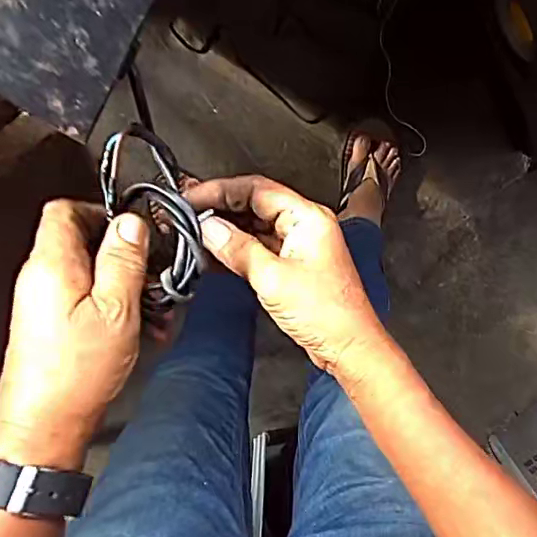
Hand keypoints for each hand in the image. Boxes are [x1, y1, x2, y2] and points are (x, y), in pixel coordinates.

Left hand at [0, 200, 149, 469]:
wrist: (47, 418)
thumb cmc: (75, 371)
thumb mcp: (116, 309)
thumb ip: (123, 261)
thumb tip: (130, 224)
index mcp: (52, 265)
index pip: (66, 210)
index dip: (104, 212)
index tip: (138, 232)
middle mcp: (41, 277)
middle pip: (83, 241)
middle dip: (126, 256)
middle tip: (154, 276)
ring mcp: (44, 300)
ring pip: (90, 272)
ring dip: (127, 285)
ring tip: (152, 309)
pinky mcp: (52, 321)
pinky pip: (87, 297)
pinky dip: (116, 305)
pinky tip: (137, 327)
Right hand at [185, 175, 389, 377]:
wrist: (349, 347)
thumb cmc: (329, 315)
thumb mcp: (273, 278)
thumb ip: (238, 249)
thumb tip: (209, 228)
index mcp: (310, 219)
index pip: (256, 189)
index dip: (219, 190)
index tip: (191, 198)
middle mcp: (308, 229)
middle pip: (255, 206)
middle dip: (220, 211)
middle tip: (187, 217)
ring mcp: (302, 250)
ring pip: (256, 230)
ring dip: (226, 234)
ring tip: (196, 239)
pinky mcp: (296, 270)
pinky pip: (261, 252)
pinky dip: (238, 253)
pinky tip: (215, 259)